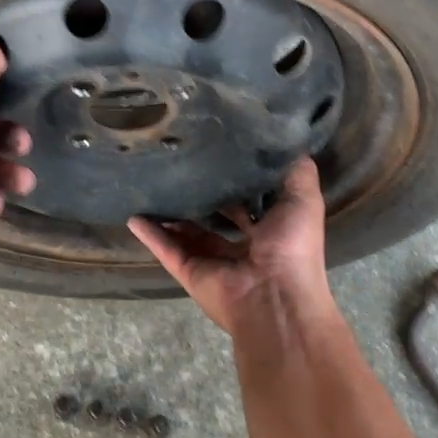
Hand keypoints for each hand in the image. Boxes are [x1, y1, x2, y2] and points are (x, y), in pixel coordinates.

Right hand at [127, 159, 332, 335]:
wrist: (275, 299)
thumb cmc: (292, 247)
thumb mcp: (304, 199)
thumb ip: (297, 171)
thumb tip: (288, 139)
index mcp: (268, 231)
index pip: (247, 201)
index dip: (234, 179)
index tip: (218, 150)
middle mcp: (239, 246)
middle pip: (212, 216)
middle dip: (199, 194)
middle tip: (179, 162)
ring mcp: (211, 261)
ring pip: (185, 231)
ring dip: (169, 212)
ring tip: (151, 182)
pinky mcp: (189, 271)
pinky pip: (165, 248)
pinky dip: (149, 233)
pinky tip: (132, 214)